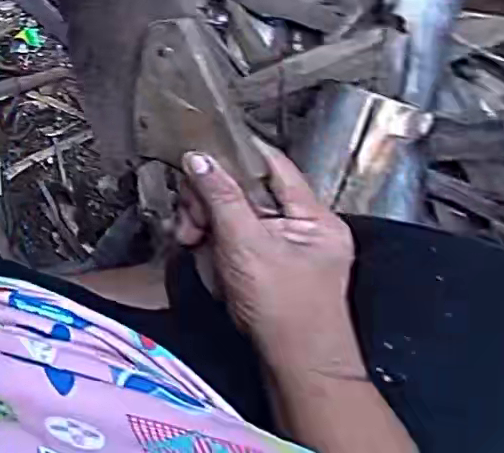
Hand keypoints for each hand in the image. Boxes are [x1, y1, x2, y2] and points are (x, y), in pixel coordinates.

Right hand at [175, 142, 362, 375]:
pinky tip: (195, 247)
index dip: (237, 148)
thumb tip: (197, 155)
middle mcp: (296, 223)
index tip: (200, 138)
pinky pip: (220, 228)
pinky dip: (203, 235)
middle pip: (238, 185)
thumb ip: (220, 195)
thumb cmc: (284, 308)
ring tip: (190, 238)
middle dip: (205, 197)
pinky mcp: (255, 254)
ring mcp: (275, 239)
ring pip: (222, 206)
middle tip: (192, 217)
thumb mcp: (246, 243)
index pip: (272, 164)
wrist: (294, 364)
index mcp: (313, 218)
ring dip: (198, 218)